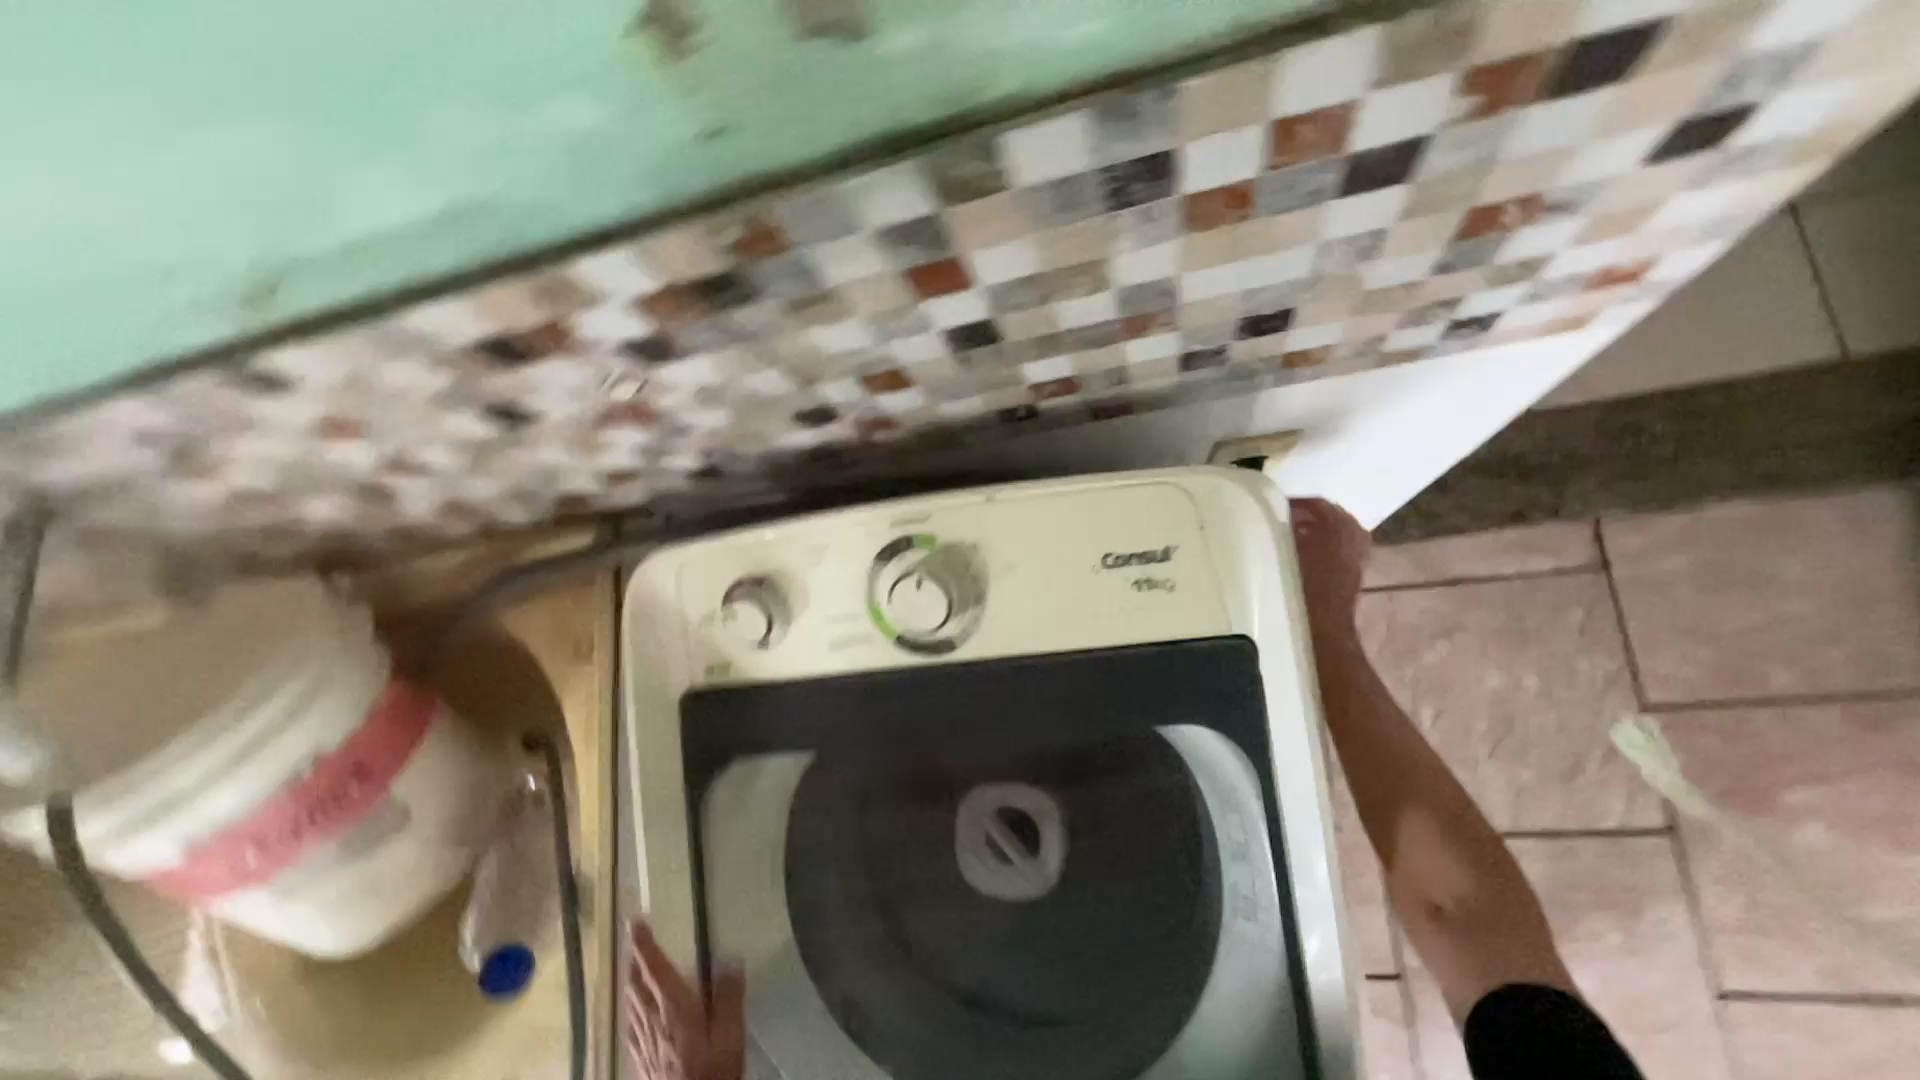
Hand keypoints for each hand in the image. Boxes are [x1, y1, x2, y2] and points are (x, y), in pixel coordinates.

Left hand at [622, 921, 744, 1079]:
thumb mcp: (730, 1036)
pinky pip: (630, 1025)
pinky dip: (630, 1007)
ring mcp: (642, 1042)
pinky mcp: (639, 1061)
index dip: (643, 944)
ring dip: (629, 980)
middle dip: (633, 959)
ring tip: (631, 967)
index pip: (654, 968)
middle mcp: (652, 1021)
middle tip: (632, 939)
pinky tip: (633, 1012)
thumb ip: (729, 997)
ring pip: (629, 1003)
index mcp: (674, 1008)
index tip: (636, 922)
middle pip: (635, 983)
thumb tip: (730, 959)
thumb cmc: (712, 1073)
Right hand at [1288, 497, 1371, 651]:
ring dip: (1316, 529)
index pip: (1318, 503)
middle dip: (1308, 515)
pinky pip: (1340, 544)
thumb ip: (1289, 528)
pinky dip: (1324, 543)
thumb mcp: (1291, 550)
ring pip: (1336, 529)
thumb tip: (1281, 515)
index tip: (1276, 505)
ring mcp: (1360, 549)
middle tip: (1282, 519)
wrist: (1325, 623)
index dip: (1297, 503)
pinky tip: (1304, 552)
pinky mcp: (1357, 565)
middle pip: (1330, 514)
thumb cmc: (1304, 585)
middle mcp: (1355, 533)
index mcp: (1339, 525)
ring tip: (1291, 536)